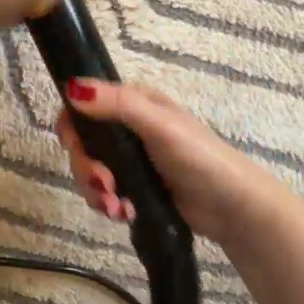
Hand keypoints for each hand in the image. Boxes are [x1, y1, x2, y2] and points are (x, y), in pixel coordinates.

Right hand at [55, 79, 286, 245]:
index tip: (72, 146)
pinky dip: (108, 205)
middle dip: (87, 168)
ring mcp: (131, 161)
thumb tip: (72, 89)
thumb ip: (118, 105)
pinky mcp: (135, 188)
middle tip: (105, 186)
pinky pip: (105, 194)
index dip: (72, 125)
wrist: (230, 206)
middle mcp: (128, 128)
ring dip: (97, 192)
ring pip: (91, 172)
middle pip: (84, 144)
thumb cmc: (199, 157)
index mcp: (134, 104)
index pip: (85, 105)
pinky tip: (124, 214)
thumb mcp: (160, 125)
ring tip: (117, 208)